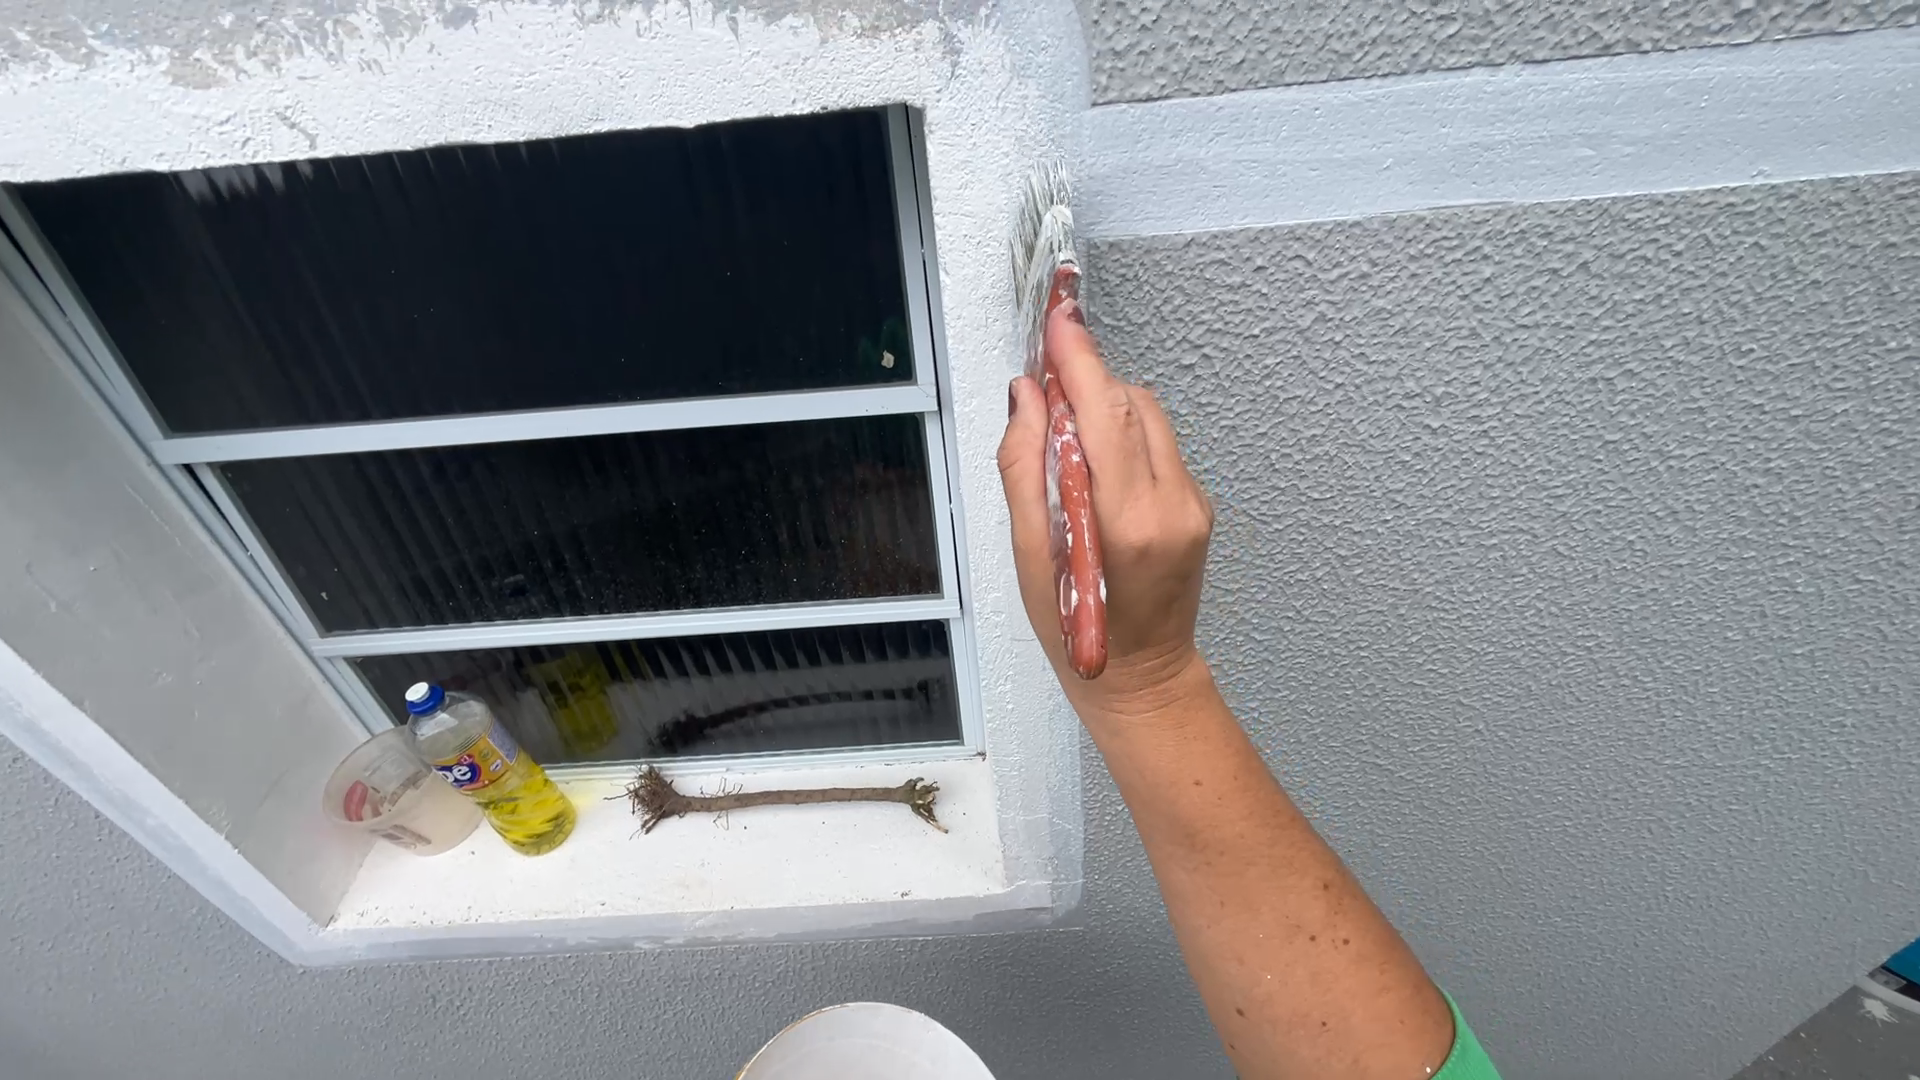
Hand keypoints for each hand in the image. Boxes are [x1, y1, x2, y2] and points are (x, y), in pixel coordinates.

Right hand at [999, 303, 1214, 720]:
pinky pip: (1157, 445)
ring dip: (1103, 414)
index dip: (1080, 361)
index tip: (1058, 319)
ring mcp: (1194, 503)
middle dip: (1085, 386)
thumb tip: (1026, 399)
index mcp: (1128, 521)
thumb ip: (1025, 470)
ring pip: (1146, 419)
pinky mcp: (1199, 504)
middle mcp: (1173, 503)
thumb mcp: (1030, 558)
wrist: (1143, 675)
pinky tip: (1097, 475)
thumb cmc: (1077, 632)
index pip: (1106, 415)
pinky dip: (1122, 439)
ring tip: (1066, 450)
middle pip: (1130, 405)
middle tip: (1042, 398)